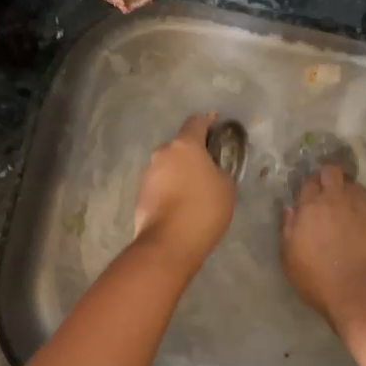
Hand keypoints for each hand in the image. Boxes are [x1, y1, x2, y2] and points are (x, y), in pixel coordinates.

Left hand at [131, 113, 235, 271]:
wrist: (168, 243)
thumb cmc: (204, 209)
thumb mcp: (226, 186)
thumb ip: (219, 169)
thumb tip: (209, 169)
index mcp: (185, 145)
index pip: (196, 121)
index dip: (208, 122)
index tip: (216, 125)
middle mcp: (162, 153)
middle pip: (180, 146)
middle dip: (192, 153)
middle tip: (207, 168)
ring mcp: (148, 173)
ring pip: (168, 165)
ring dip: (179, 172)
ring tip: (193, 191)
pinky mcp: (140, 194)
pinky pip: (160, 184)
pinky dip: (170, 188)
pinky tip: (180, 205)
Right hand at [281, 165, 365, 324]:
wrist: (354, 290)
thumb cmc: (316, 277)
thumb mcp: (289, 256)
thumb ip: (288, 228)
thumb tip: (290, 209)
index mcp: (311, 206)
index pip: (309, 182)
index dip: (308, 186)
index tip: (308, 195)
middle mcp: (335, 199)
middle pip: (332, 172)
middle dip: (328, 176)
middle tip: (326, 190)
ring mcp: (358, 206)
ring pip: (353, 183)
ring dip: (347, 188)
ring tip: (345, 200)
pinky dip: (362, 200)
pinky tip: (360, 211)